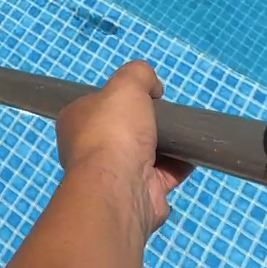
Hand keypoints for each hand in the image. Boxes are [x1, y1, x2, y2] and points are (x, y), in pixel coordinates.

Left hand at [57, 61, 193, 238]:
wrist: (122, 186)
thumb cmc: (115, 129)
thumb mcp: (126, 84)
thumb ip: (138, 73)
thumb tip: (153, 87)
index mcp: (75, 121)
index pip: (96, 104)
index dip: (118, 98)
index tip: (141, 95)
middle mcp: (88, 148)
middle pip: (122, 129)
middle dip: (144, 124)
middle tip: (164, 116)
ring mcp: (113, 174)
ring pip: (143, 153)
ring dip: (164, 145)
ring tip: (181, 133)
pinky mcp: (138, 194)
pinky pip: (162, 175)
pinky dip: (178, 166)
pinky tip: (191, 155)